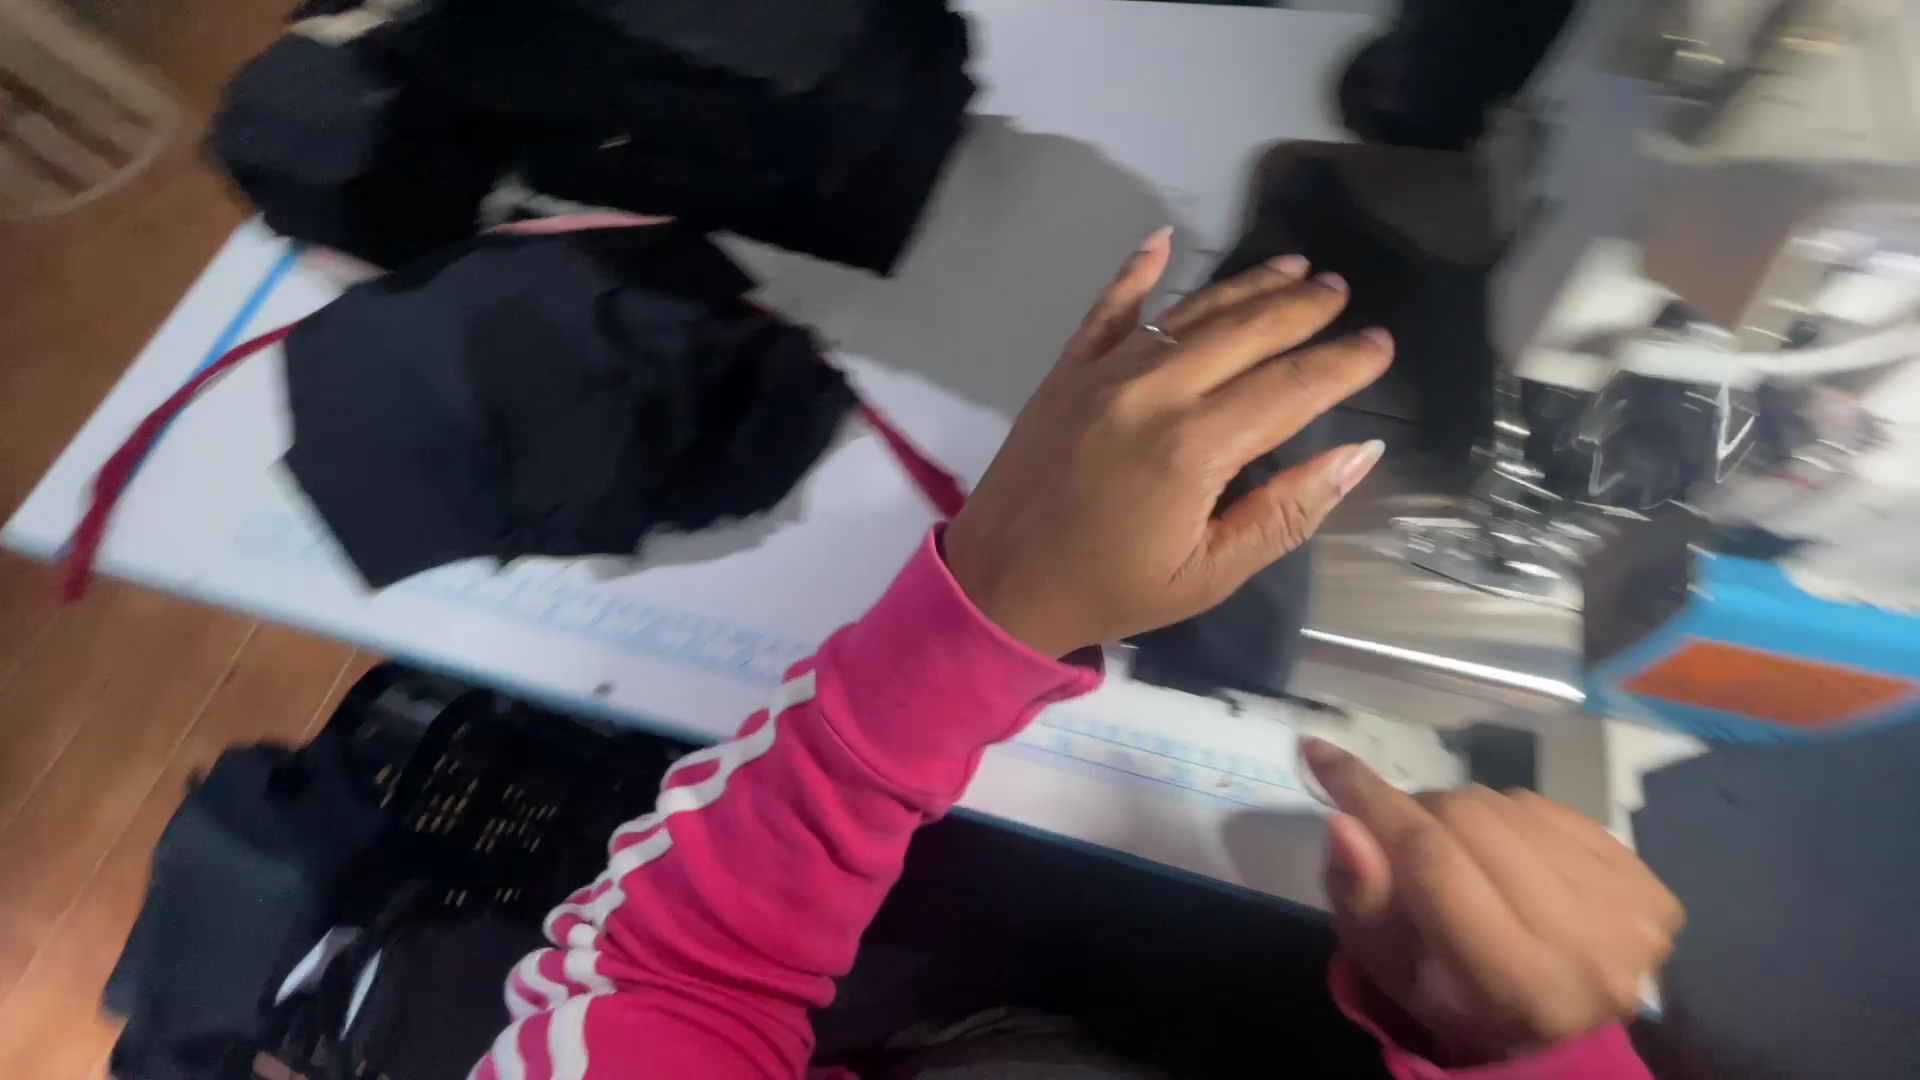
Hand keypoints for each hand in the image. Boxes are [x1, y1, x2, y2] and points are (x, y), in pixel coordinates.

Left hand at [943, 227, 1391, 656]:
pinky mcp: (1063, 375)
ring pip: (1187, 313)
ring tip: (1291, 267)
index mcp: (1194, 448)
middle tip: (1339, 292)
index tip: (1380, 343)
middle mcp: (1152, 394)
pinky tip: (1161, 239)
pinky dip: (1135, 273)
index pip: (1292, 387)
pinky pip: (1105, 311)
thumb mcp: (1208, 575)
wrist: (999, 584)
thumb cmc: (1109, 590)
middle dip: (1302, 309)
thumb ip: (1285, 513)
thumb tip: (1358, 452)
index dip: (1344, 363)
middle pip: (1245, 332)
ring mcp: (1102, 376)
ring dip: (1244, 287)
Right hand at [1302, 738, 1684, 1064]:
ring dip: (1458, 811)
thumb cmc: (1442, 985)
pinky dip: (1505, 814)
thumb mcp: (1379, 955)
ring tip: (1454, 849)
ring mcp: (1629, 916)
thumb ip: (1358, 893)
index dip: (1369, 796)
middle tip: (1400, 836)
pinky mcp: (1650, 888)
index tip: (1319, 752)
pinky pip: (1543, 805)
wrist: (1542, 1020)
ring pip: (1502, 804)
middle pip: (1466, 820)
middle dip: (1414, 810)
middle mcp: (1585, 950)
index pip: (1430, 857)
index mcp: (1512, 980)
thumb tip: (1342, 823)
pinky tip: (1503, 852)